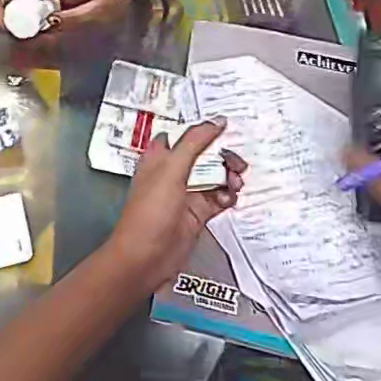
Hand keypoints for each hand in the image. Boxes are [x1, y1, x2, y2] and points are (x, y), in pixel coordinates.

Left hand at [105, 118, 245, 288]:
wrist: (145, 258)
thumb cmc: (148, 215)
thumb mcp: (172, 170)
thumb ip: (194, 142)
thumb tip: (215, 121)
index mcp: (159, 158)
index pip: (184, 134)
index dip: (203, 129)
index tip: (225, 127)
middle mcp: (172, 174)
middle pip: (205, 155)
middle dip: (223, 156)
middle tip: (235, 163)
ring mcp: (185, 194)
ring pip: (215, 176)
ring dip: (229, 176)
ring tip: (234, 183)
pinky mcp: (196, 214)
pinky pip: (218, 198)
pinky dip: (227, 196)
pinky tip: (228, 199)